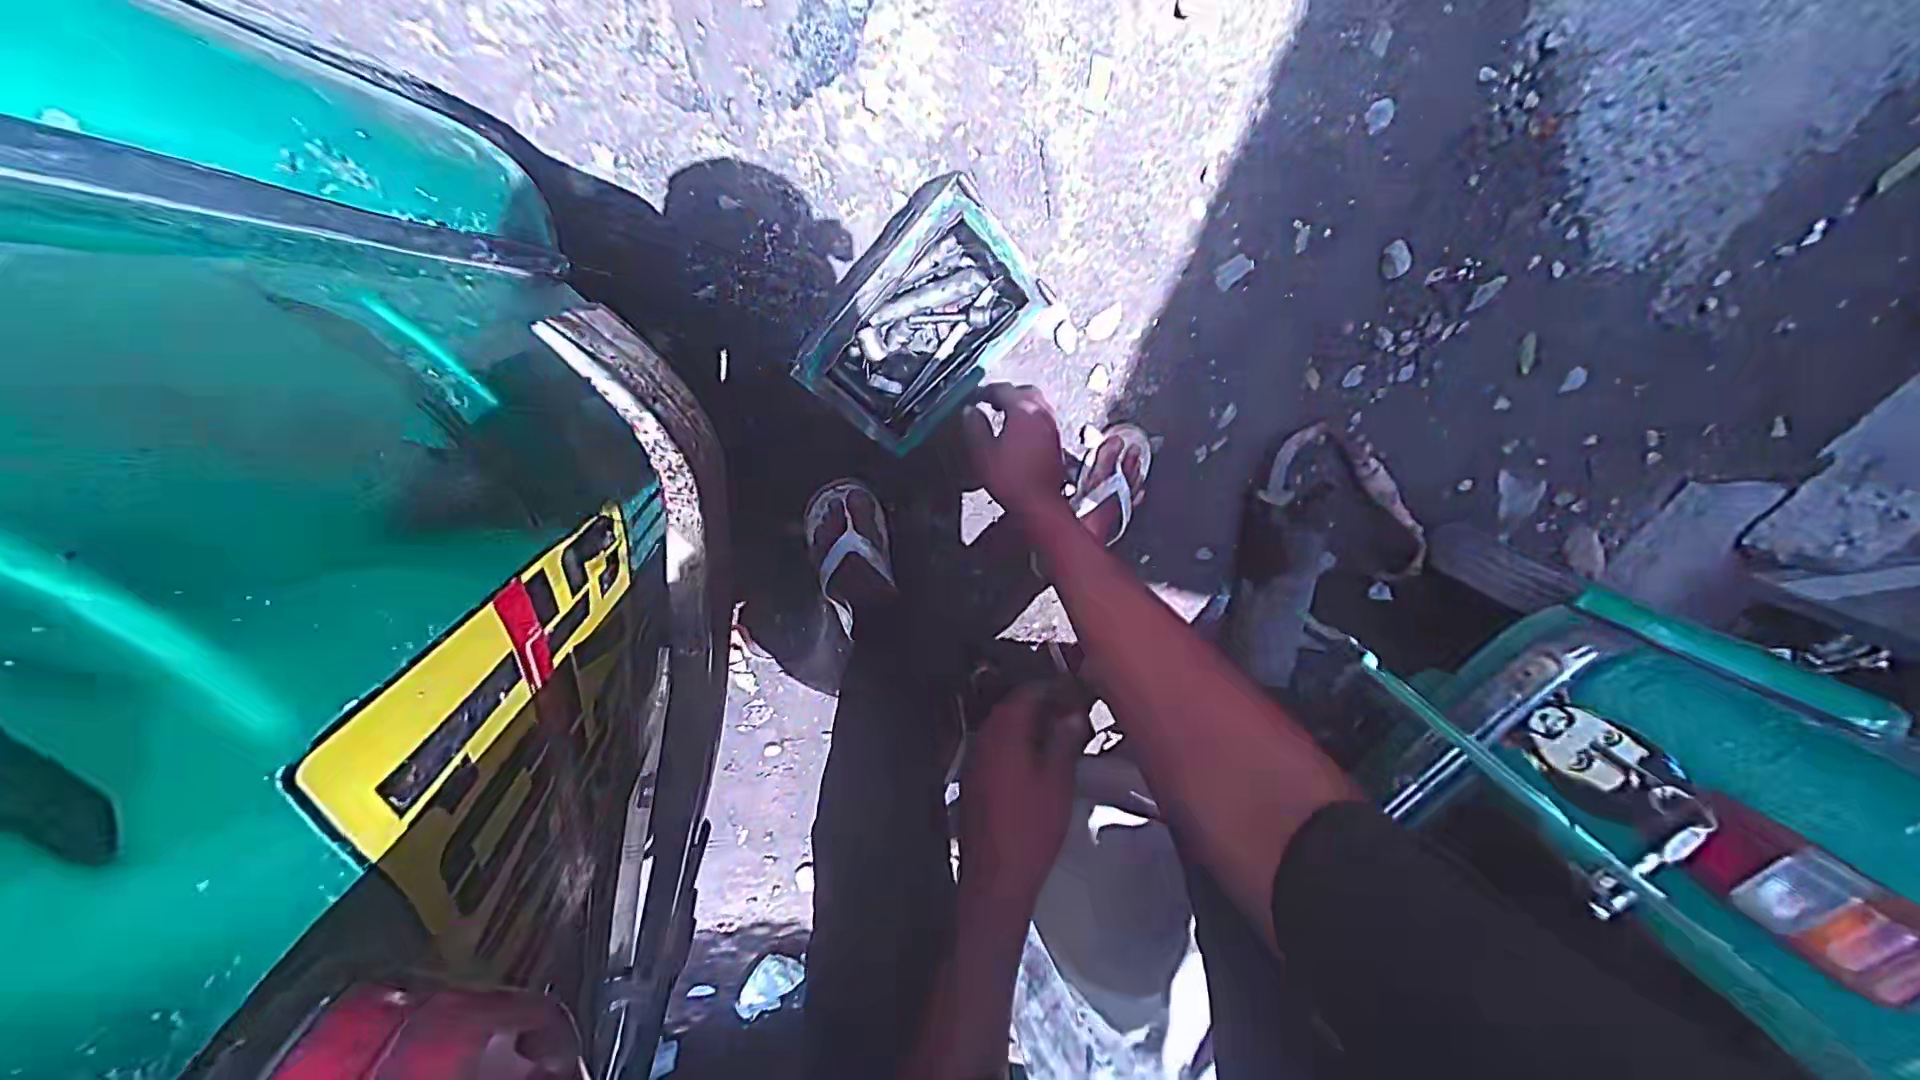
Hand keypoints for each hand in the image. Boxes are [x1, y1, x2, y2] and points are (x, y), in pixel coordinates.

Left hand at [957, 679, 1091, 902]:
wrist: (997, 876)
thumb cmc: (1030, 829)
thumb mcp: (1058, 780)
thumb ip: (1065, 739)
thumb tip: (1072, 714)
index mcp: (1004, 732)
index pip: (1028, 691)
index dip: (1055, 687)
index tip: (1077, 692)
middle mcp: (984, 738)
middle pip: (1015, 705)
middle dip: (1045, 703)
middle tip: (1074, 710)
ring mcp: (976, 758)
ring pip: (1006, 726)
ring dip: (1032, 723)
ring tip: (1063, 732)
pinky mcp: (975, 778)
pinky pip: (999, 746)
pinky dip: (1020, 742)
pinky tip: (1041, 757)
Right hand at [962, 384, 1068, 521]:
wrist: (1039, 503)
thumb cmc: (1013, 481)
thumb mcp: (982, 452)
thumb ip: (974, 426)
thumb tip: (970, 412)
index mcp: (1022, 411)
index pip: (1001, 389)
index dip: (984, 391)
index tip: (974, 397)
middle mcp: (1041, 414)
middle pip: (1024, 391)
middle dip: (1006, 393)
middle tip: (990, 401)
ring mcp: (1052, 428)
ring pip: (1036, 404)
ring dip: (1019, 404)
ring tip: (1003, 414)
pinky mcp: (1056, 442)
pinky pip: (1042, 420)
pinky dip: (1029, 419)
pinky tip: (1018, 432)